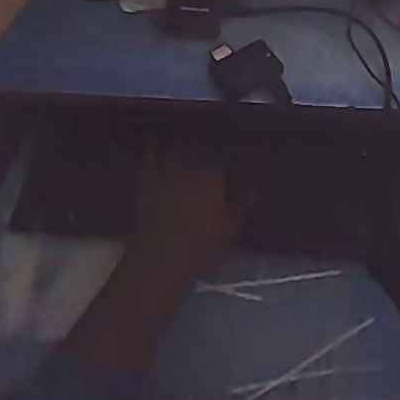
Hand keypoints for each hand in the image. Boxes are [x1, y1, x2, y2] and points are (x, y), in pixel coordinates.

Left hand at [122, 150, 246, 288]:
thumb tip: (251, 191)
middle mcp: (191, 168)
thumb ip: (241, 207)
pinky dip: (154, 151)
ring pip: (175, 148)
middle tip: (202, 144)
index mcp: (213, 178)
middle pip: (197, 147)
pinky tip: (156, 148)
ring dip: (179, 145)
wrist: (161, 256)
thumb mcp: (229, 230)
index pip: (222, 156)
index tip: (226, 152)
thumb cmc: (201, 246)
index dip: (225, 152)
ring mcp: (168, 171)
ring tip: (181, 143)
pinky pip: (151, 157)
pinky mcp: (148, 179)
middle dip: (200, 144)